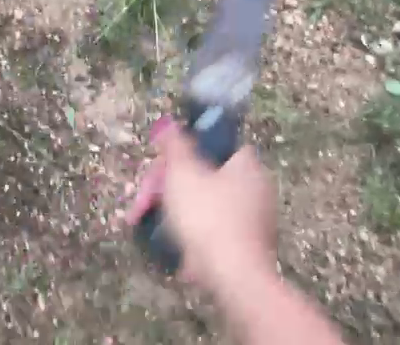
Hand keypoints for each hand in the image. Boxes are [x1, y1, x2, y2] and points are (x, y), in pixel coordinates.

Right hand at [126, 120, 276, 295]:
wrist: (232, 275)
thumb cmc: (206, 214)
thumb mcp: (181, 171)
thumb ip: (175, 144)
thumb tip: (172, 124)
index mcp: (247, 167)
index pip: (220, 142)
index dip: (191, 143)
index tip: (166, 155)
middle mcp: (256, 189)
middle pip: (205, 172)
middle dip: (169, 180)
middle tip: (147, 192)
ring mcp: (252, 218)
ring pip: (203, 198)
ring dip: (171, 203)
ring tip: (143, 215)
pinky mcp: (245, 242)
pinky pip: (210, 222)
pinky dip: (187, 224)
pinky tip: (165, 234)